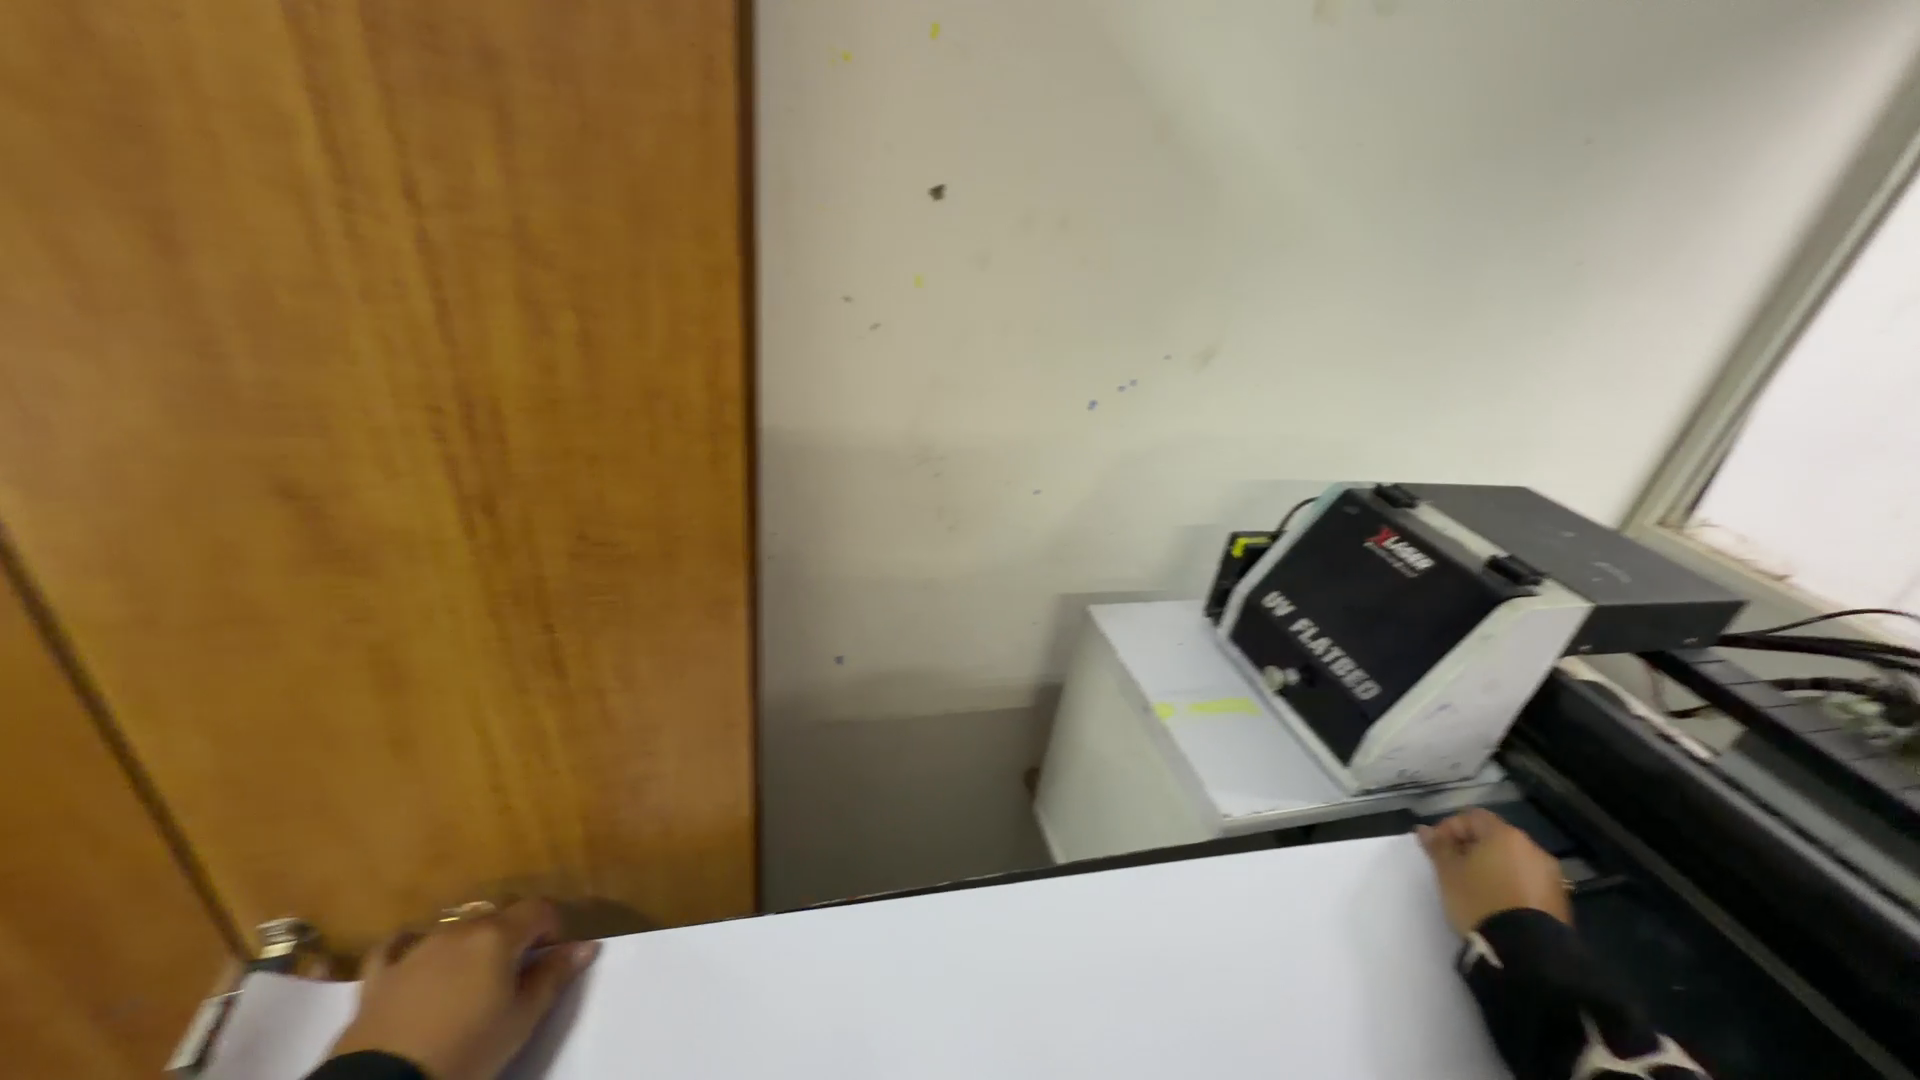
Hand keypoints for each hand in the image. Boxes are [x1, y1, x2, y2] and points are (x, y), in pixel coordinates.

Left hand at [329, 899, 600, 1079]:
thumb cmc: (467, 1050)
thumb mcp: (521, 1020)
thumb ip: (554, 977)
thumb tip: (586, 945)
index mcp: (498, 936)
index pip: (539, 909)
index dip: (553, 927)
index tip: (552, 957)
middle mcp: (458, 930)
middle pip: (498, 915)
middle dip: (513, 935)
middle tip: (516, 973)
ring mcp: (415, 949)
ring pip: (454, 928)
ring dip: (470, 942)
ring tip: (472, 978)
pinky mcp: (379, 974)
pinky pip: (397, 945)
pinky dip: (410, 946)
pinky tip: (415, 957)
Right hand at [1416, 808, 1571, 935]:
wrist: (1527, 950)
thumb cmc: (1479, 901)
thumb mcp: (1448, 873)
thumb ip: (1437, 847)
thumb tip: (1424, 829)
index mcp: (1505, 835)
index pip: (1472, 817)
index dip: (1450, 828)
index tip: (1436, 848)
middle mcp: (1532, 848)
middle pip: (1495, 838)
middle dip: (1472, 848)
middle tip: (1453, 867)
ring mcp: (1551, 876)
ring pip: (1514, 861)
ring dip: (1493, 867)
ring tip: (1476, 888)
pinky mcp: (1560, 901)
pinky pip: (1529, 882)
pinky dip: (1511, 886)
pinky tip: (1498, 904)